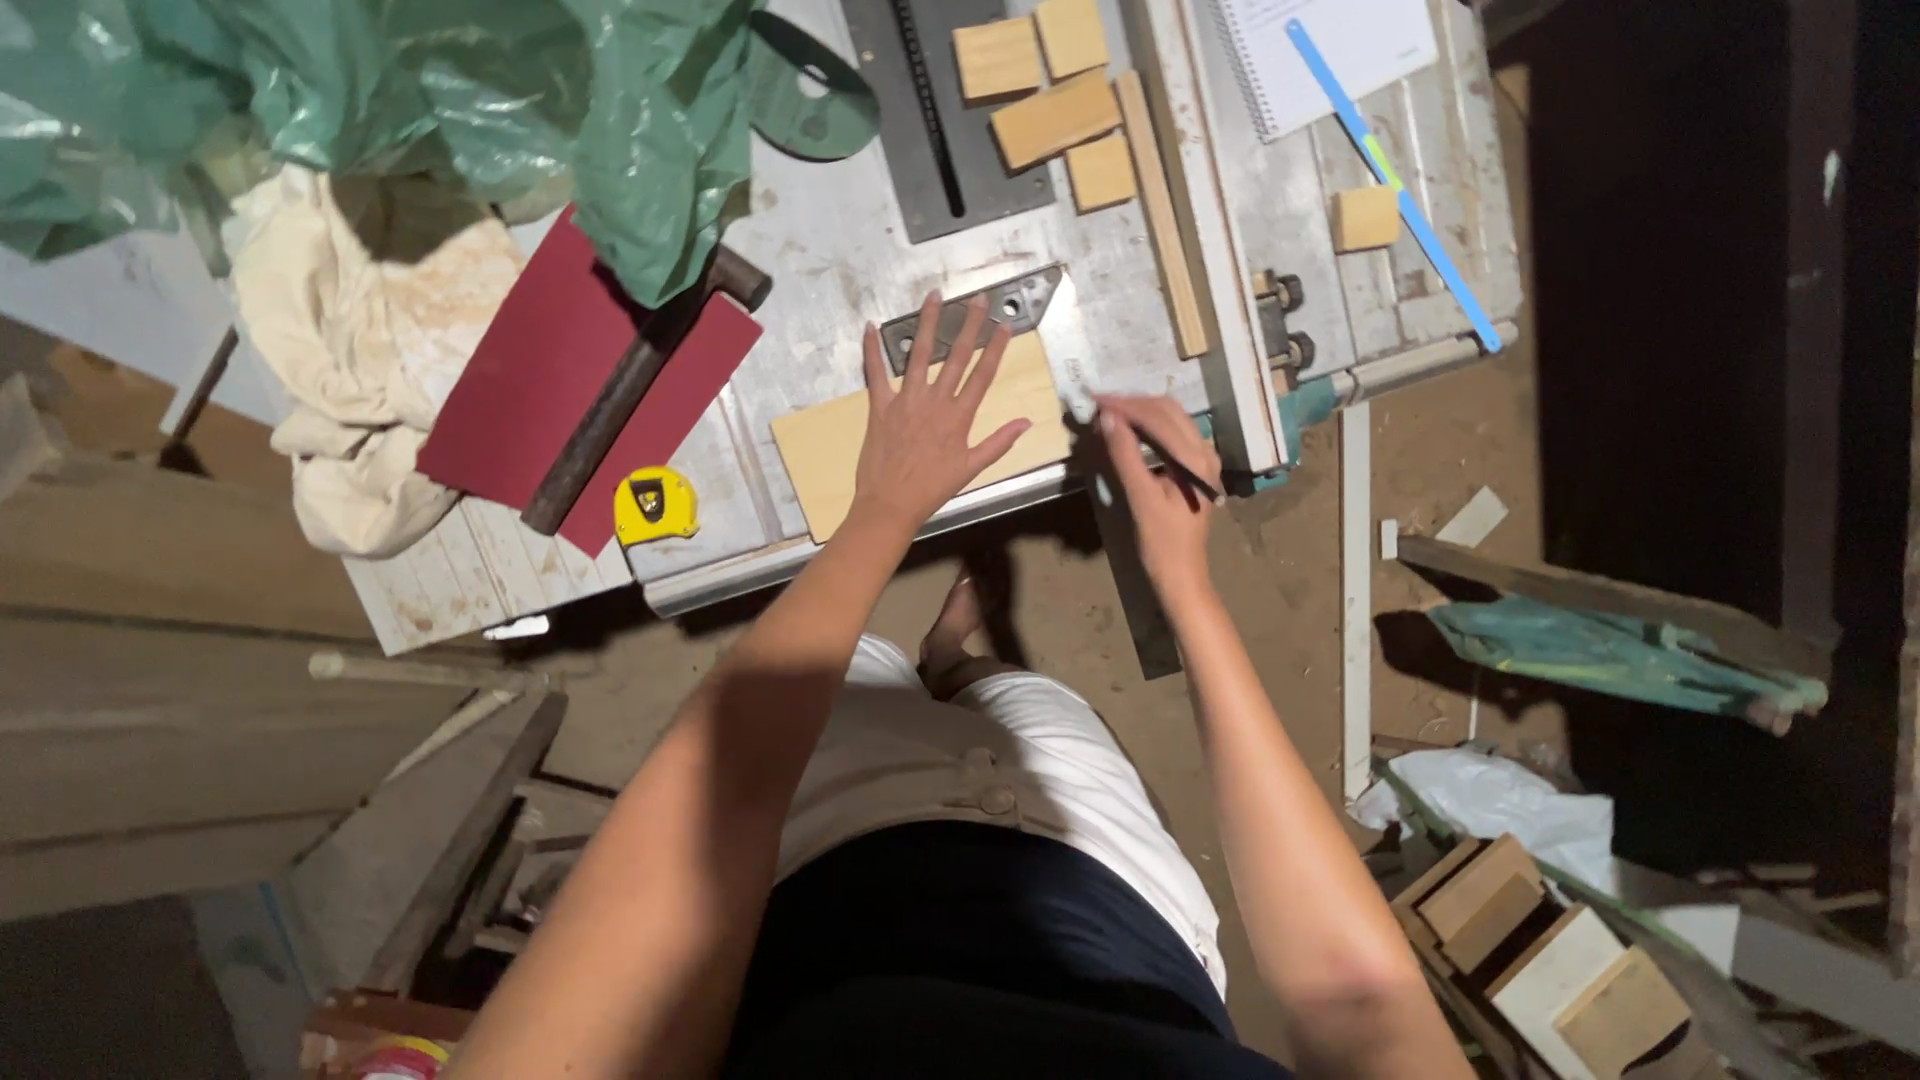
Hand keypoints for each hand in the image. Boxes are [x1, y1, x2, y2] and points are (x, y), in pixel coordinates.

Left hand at [847, 291, 1031, 533]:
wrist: (891, 504)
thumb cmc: (933, 490)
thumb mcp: (971, 468)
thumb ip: (999, 443)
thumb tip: (1026, 422)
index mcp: (959, 417)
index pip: (982, 375)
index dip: (995, 348)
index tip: (1003, 325)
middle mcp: (934, 402)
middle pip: (955, 357)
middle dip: (968, 325)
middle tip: (976, 299)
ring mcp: (905, 401)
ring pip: (918, 355)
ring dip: (926, 324)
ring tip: (933, 297)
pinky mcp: (879, 407)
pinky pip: (875, 373)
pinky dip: (871, 350)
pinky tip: (870, 327)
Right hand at [1094, 394, 1220, 600]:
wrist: (1180, 576)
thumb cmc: (1161, 543)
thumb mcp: (1141, 498)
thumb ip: (1125, 455)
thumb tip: (1106, 418)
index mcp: (1196, 459)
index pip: (1158, 417)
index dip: (1125, 406)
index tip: (1094, 401)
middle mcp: (1205, 452)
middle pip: (1167, 411)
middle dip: (1132, 404)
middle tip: (1098, 404)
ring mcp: (1201, 460)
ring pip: (1169, 419)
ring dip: (1139, 412)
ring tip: (1108, 414)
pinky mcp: (1192, 469)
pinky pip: (1169, 435)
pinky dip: (1146, 427)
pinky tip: (1125, 431)